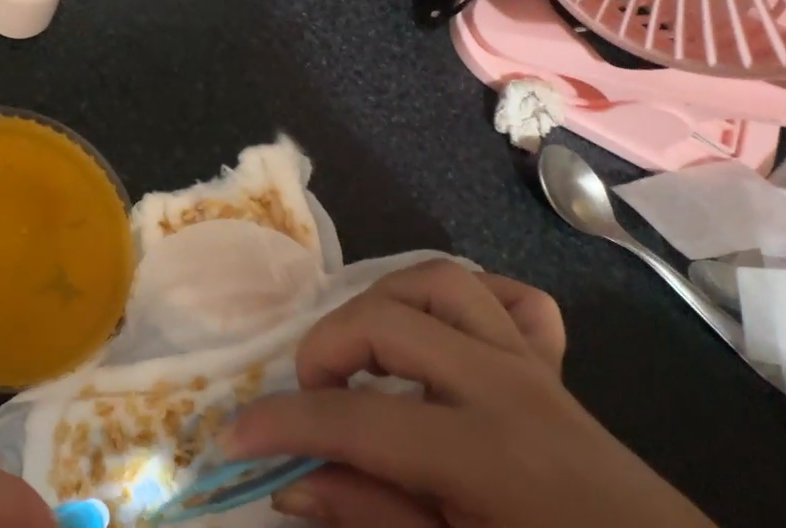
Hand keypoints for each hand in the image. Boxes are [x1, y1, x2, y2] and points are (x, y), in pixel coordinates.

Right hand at [225, 261, 714, 527]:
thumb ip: (375, 516)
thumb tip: (288, 484)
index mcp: (495, 455)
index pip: (357, 418)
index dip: (282, 424)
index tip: (231, 438)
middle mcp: (512, 390)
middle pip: (385, 320)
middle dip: (324, 349)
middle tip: (309, 399)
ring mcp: (538, 369)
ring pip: (440, 281)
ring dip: (382, 304)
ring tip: (360, 356)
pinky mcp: (554, 369)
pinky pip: (509, 298)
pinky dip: (460, 301)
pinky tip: (434, 339)